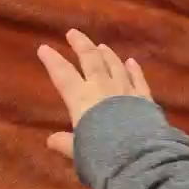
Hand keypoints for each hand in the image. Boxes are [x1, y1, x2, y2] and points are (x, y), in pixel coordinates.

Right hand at [36, 29, 153, 159]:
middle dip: (81, 44)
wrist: (137, 154)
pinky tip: (132, 62)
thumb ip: (66, 143)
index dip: (52, 61)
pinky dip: (134, 69)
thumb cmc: (102, 153)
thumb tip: (51, 141)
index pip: (62, 75)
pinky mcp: (144, 98)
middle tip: (73, 33)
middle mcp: (102, 88)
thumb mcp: (79, 151)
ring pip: (115, 65)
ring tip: (101, 46)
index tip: (44, 48)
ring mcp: (125, 90)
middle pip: (90, 59)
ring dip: (107, 54)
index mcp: (81, 99)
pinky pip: (138, 79)